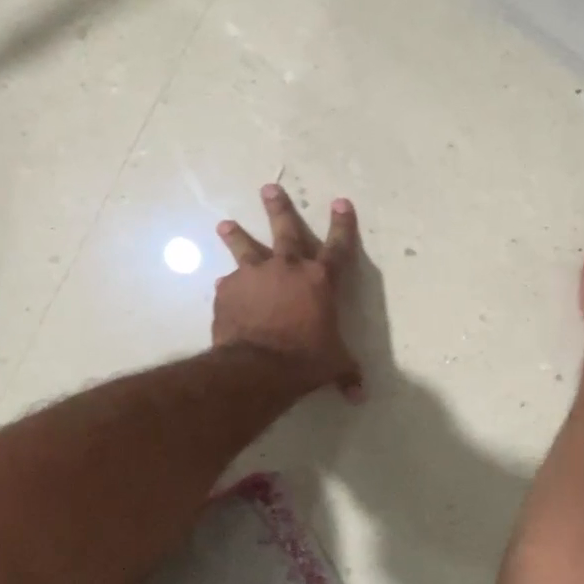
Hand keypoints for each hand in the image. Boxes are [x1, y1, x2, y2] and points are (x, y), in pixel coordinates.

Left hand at [213, 184, 364, 401]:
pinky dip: (229, 285)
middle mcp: (287, 268)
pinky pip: (229, 284)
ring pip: (245, 246)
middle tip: (269, 188)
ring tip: (225, 224)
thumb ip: (346, 373)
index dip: (342, 225)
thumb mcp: (334, 365)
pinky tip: (223, 287)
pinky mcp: (228, 290)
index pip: (338, 247)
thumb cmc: (306, 360)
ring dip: (236, 234)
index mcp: (321, 281)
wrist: (258, 366)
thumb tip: (359, 396)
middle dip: (279, 208)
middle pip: (285, 230)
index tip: (340, 202)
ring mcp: (254, 275)